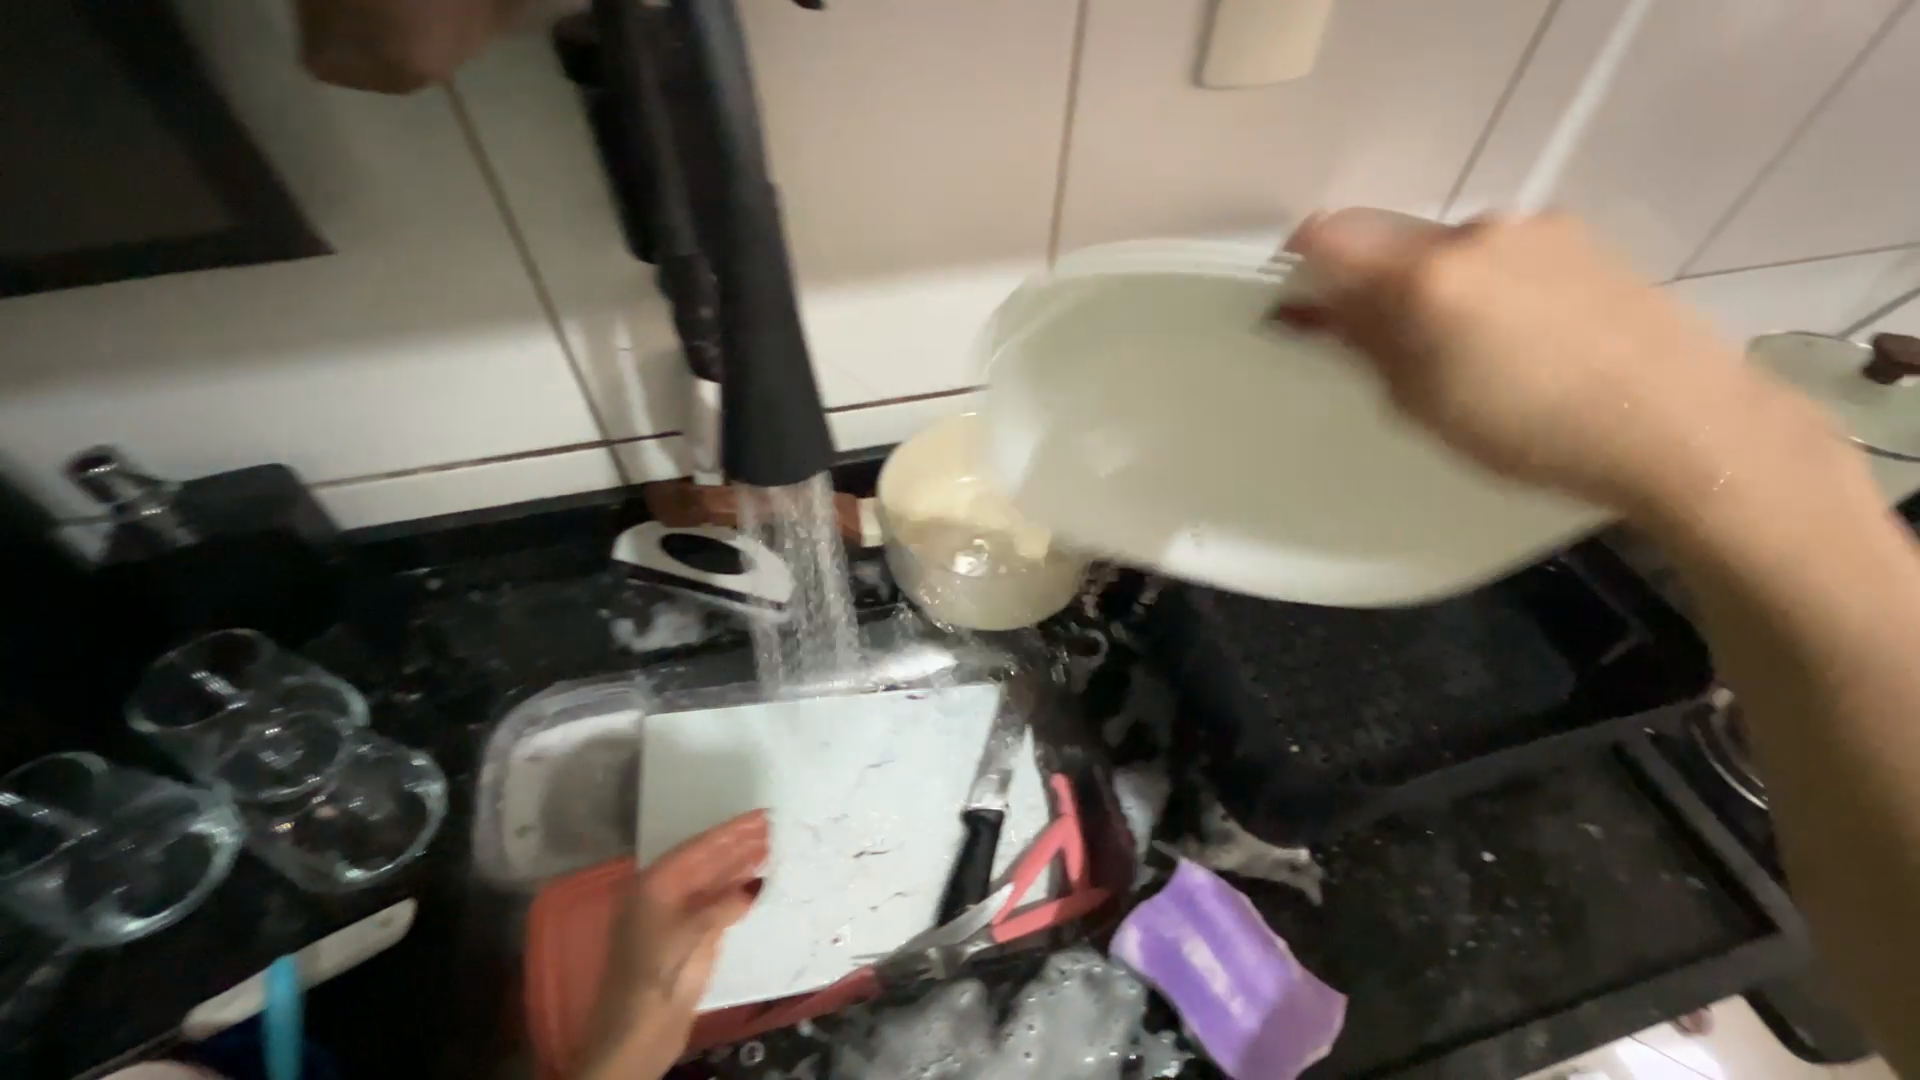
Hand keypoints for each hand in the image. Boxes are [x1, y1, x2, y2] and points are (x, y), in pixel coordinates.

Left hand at [576, 810, 768, 1079]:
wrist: (637, 1034)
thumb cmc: (656, 976)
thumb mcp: (691, 933)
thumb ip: (723, 904)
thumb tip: (754, 886)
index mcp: (654, 884)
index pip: (699, 847)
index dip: (732, 831)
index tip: (761, 816)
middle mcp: (664, 893)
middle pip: (706, 860)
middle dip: (738, 843)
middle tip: (772, 826)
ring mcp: (676, 916)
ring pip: (713, 880)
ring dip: (740, 864)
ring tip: (771, 847)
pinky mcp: (688, 937)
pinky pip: (717, 903)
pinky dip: (736, 890)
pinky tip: (756, 882)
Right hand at [1276, 209, 1830, 519]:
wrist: (1679, 426)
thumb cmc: (1527, 432)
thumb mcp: (1420, 403)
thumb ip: (1359, 345)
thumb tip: (1307, 312)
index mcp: (1424, 276)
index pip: (1327, 235)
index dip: (1299, 262)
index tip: (1299, 298)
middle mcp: (1474, 232)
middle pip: (1387, 239)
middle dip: (1370, 283)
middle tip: (1386, 345)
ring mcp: (1532, 227)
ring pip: (1444, 247)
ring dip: (1429, 285)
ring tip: (1464, 350)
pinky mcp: (1577, 236)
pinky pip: (1496, 250)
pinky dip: (1480, 283)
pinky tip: (1515, 335)